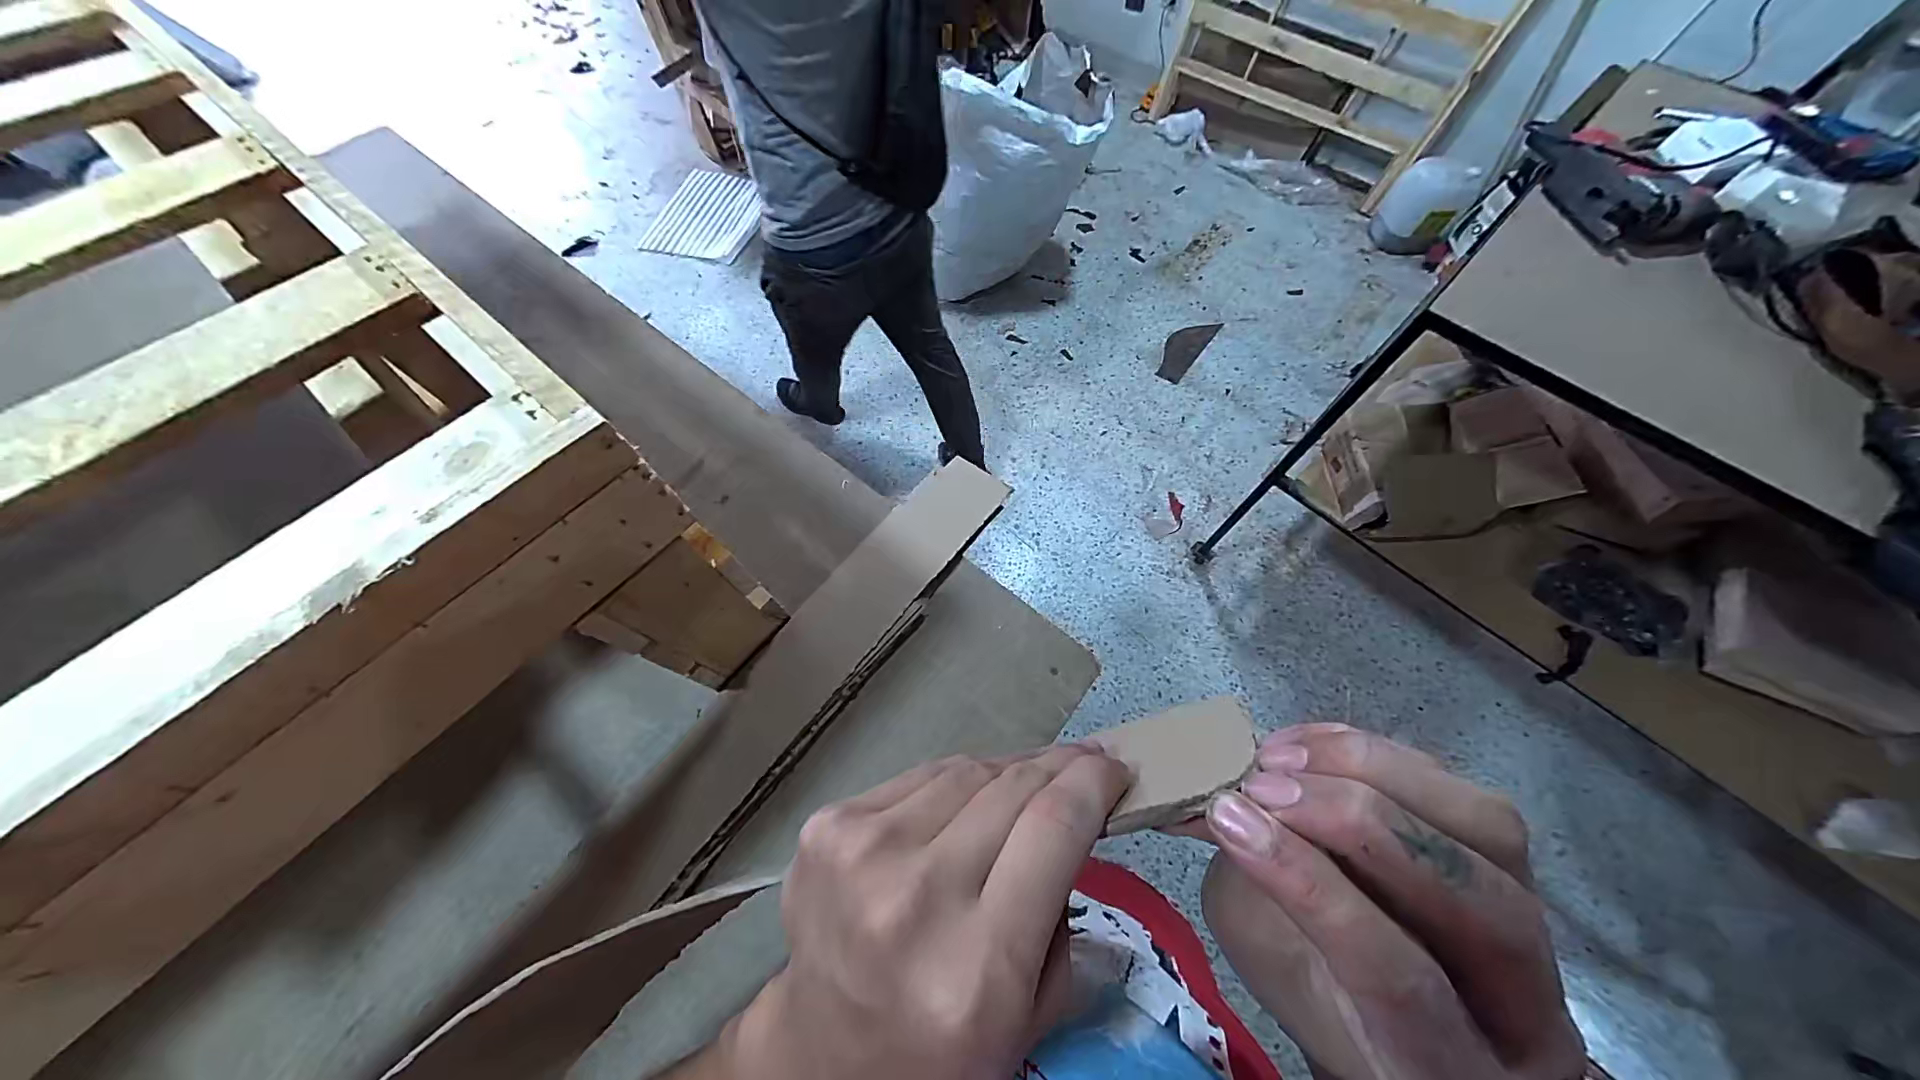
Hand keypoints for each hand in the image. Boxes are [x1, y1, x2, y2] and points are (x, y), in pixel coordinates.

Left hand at [700, 744, 1131, 1079]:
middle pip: (1011, 788)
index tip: (1114, 767)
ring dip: (1007, 770)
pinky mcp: (827, 827)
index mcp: (977, 962)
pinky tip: (967, 798)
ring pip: (964, 771)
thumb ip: (1062, 914)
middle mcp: (916, 894)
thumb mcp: (1027, 1013)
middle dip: (1058, 766)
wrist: (821, 1050)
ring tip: (1027, 779)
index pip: (1054, 827)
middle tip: (1083, 761)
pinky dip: (955, 782)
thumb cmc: (935, 1049)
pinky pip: (918, 778)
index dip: (1093, 782)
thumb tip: (1076, 812)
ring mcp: (861, 851)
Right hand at [1180, 723, 1583, 1079]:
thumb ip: (1252, 882)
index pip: (1396, 974)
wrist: (1383, 1001)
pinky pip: (1466, 792)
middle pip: (1480, 904)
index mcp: (1444, 1064)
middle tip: (1260, 782)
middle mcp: (1526, 1011)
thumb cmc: (1313, 991)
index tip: (1229, 816)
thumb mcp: (1263, 956)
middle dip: (1358, 821)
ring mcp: (1542, 929)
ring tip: (1282, 755)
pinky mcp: (1515, 862)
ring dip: (1374, 772)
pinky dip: (1380, 753)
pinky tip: (1310, 744)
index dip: (1309, 884)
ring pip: (1492, 831)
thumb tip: (1227, 802)